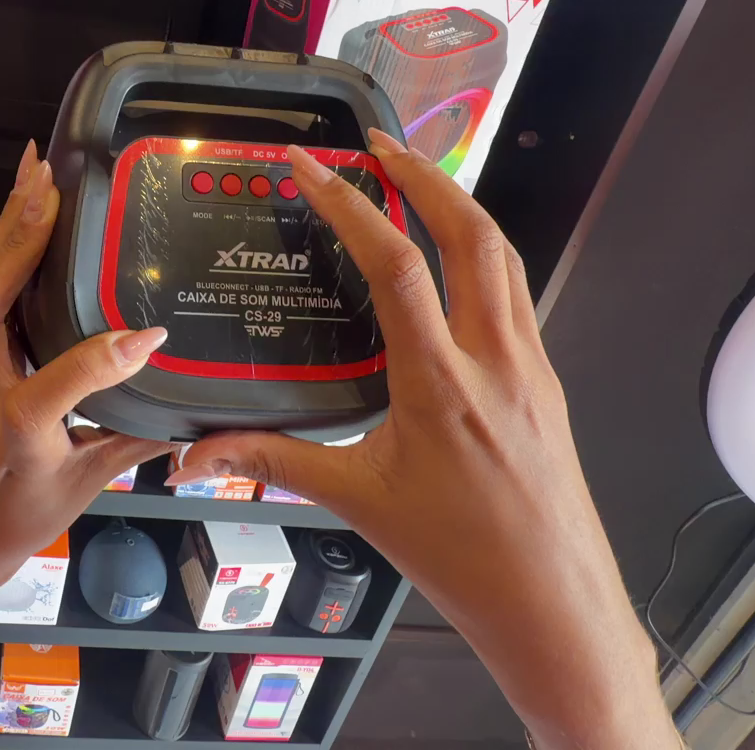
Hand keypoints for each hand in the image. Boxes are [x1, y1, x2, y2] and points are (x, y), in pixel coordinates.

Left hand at [0, 142, 174, 607]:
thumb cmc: (23, 512)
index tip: (149, 336)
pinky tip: (24, 210)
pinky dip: (3, 244)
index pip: (48, 391)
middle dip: (13, 241)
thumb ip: (140, 439)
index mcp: (19, 433)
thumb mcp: (88, 484)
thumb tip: (198, 407)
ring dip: (4, 228)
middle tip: (46, 179)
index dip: (94, 362)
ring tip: (33, 173)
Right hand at [167, 130, 674, 747]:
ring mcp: (528, 363)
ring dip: (457, 204)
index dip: (350, 205)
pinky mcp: (543, 377)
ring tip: (413, 175)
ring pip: (503, 255)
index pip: (395, 265)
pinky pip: (512, 289)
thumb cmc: (459, 556)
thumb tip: (196, 456)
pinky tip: (449, 254)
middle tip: (377, 143)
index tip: (311, 166)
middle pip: (471, 235)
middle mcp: (494, 357)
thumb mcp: (356, 500)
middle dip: (424, 176)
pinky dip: (479, 247)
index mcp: (441, 381)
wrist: (558, 611)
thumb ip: (272, 460)